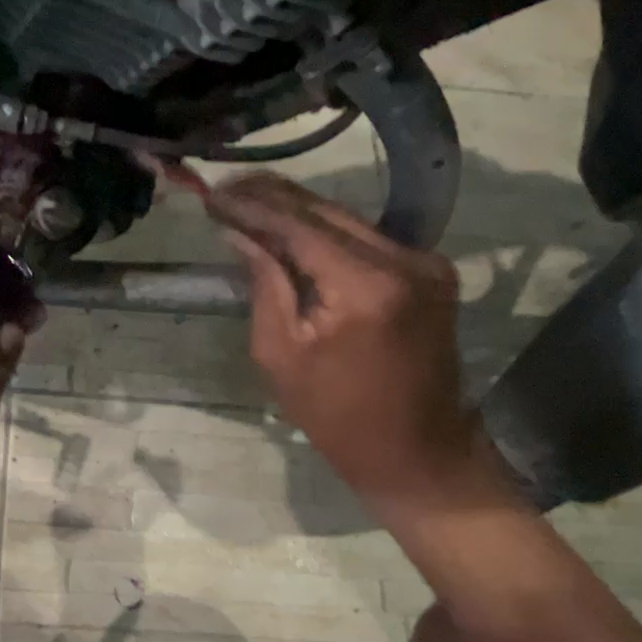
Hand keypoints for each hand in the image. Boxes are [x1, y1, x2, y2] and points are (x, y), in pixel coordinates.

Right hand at [210, 174, 491, 503]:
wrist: (419, 453)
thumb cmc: (337, 415)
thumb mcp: (280, 352)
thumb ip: (264, 282)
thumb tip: (238, 232)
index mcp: (366, 286)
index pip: (298, 226)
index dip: (251, 208)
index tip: (211, 195)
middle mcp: (404, 261)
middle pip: (325, 211)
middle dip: (271, 197)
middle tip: (224, 188)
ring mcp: (425, 263)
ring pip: (346, 218)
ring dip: (296, 208)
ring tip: (246, 198)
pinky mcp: (431, 271)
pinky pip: (365, 238)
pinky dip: (325, 229)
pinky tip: (288, 223)